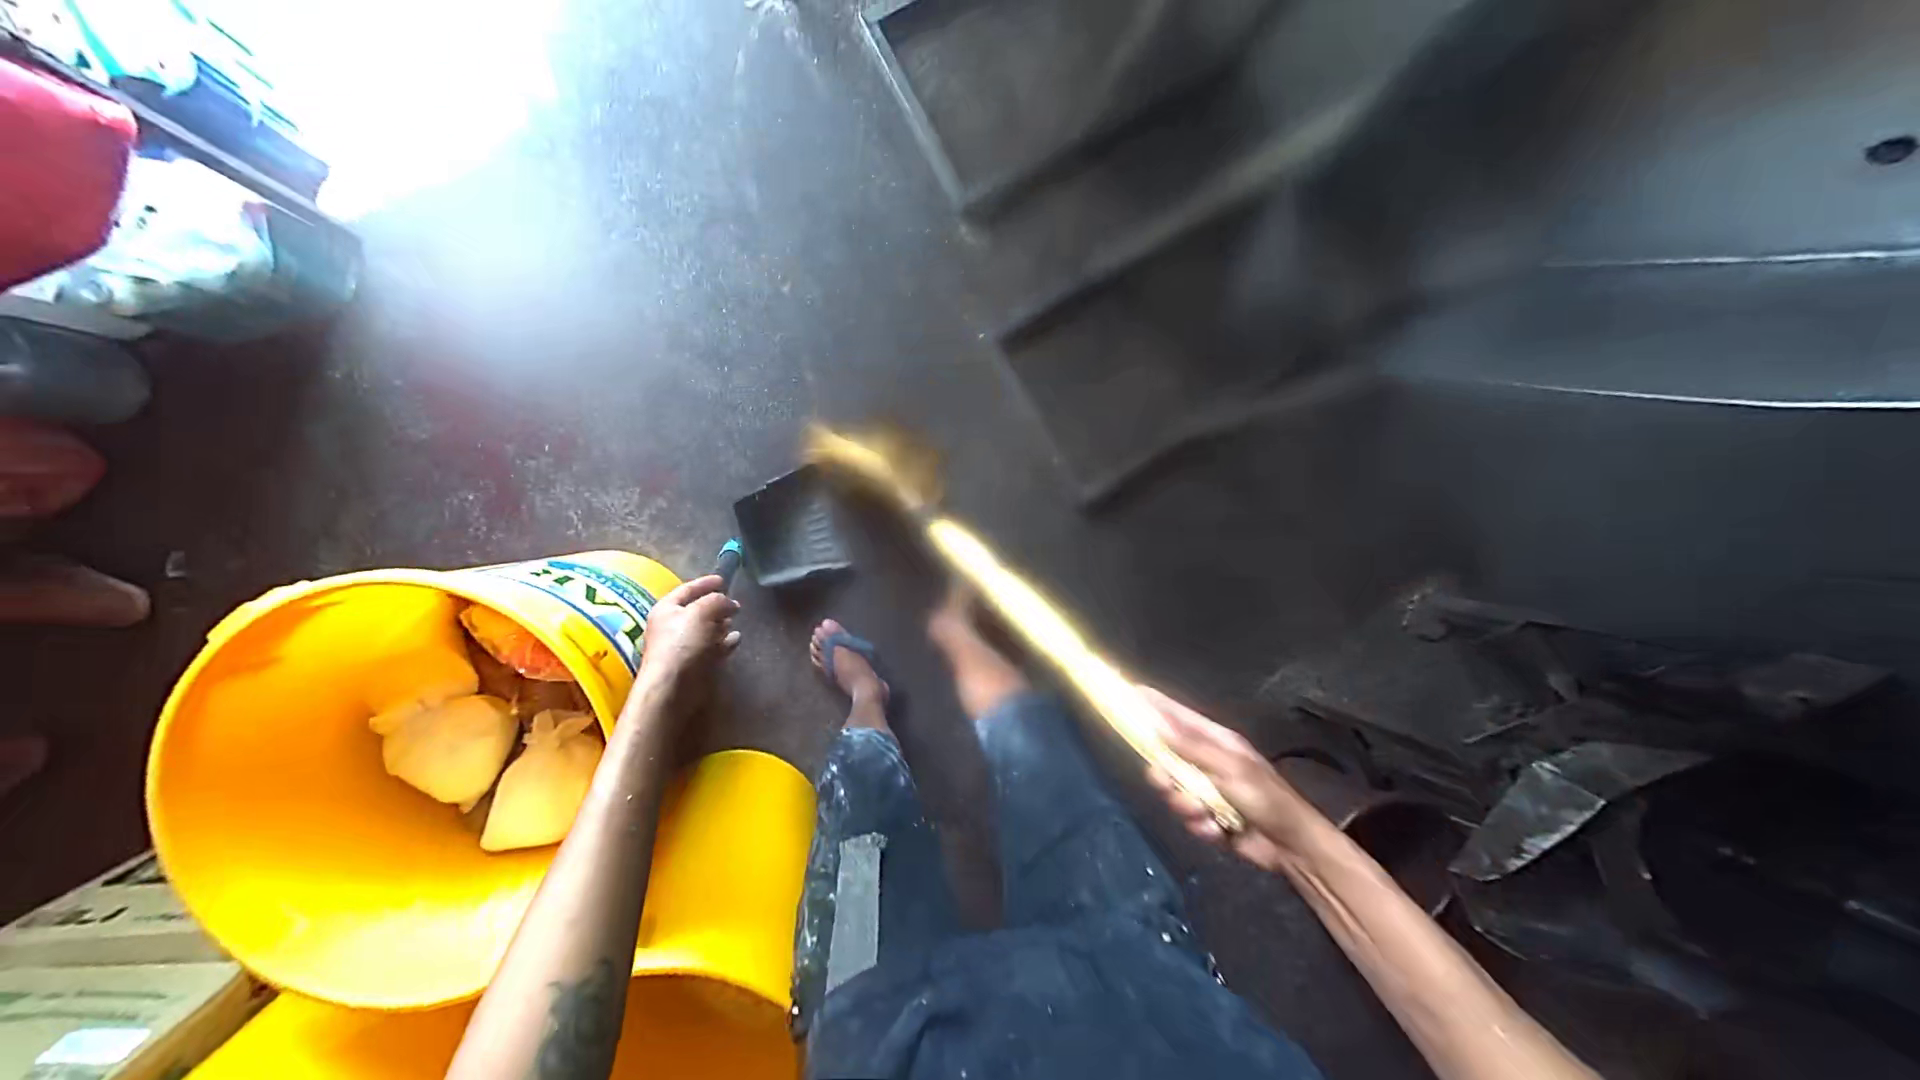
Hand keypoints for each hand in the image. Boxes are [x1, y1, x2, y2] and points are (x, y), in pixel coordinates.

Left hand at [634, 575, 739, 702]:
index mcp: (667, 609)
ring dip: (721, 624)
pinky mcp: (695, 663)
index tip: (723, 579)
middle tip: (734, 603)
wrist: (673, 686)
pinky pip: (714, 647)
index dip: (705, 583)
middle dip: (716, 605)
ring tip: (735, 620)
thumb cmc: (682, 643)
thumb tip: (731, 603)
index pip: (687, 589)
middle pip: (698, 609)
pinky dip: (725, 642)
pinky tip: (736, 639)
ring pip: (707, 629)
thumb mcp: (701, 612)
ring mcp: (683, 646)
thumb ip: (717, 601)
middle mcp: (672, 626)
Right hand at [1139, 686, 1332, 872]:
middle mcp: (1206, 761)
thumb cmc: (1267, 798)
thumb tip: (1157, 724)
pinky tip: (1216, 830)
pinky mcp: (1208, 816)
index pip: (1177, 715)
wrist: (1292, 847)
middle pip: (1165, 757)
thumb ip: (1192, 748)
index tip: (1129, 694)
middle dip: (1163, 773)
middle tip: (1164, 781)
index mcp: (1215, 740)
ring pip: (1173, 790)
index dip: (1153, 705)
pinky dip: (1200, 825)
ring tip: (1202, 813)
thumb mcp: (1229, 769)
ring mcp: (1206, 789)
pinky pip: (1188, 816)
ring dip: (1185, 804)